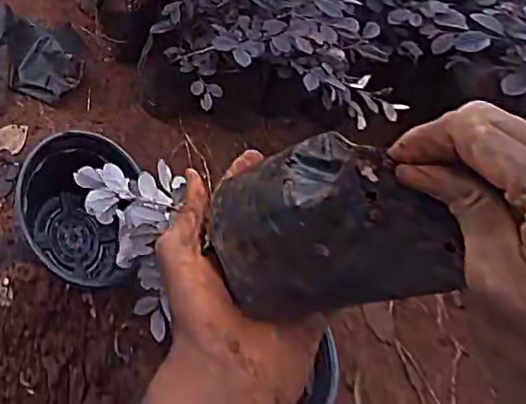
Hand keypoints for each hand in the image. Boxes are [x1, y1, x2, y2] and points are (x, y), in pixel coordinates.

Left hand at [145, 150, 323, 403]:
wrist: (227, 371)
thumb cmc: (194, 314)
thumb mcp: (176, 256)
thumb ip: (187, 219)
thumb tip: (194, 178)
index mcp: (221, 247)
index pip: (234, 202)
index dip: (243, 177)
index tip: (256, 155)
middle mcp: (253, 260)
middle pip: (269, 217)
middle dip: (281, 193)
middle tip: (298, 169)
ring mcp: (283, 283)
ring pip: (300, 244)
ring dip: (311, 222)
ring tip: (326, 193)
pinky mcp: (310, 307)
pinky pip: (328, 282)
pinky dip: (338, 264)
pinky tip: (349, 237)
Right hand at [390, 102, 525, 403]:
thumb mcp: (506, 293)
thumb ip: (467, 213)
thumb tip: (427, 172)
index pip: (476, 128)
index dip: (426, 137)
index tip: (397, 162)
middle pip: (505, 123)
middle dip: (451, 138)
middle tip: (418, 171)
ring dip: (485, 155)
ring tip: (452, 188)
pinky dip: (520, 175)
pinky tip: (503, 208)